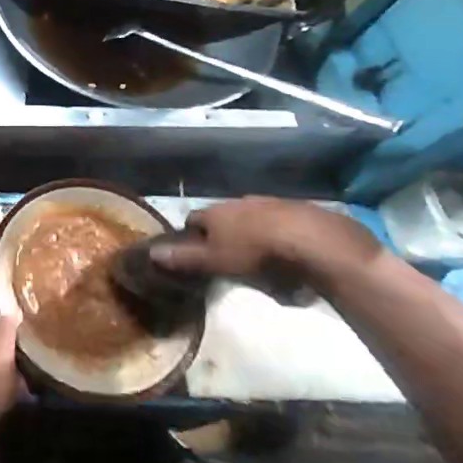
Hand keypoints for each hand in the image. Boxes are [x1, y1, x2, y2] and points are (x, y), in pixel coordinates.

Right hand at [150, 197, 382, 287]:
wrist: (311, 239)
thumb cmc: (254, 252)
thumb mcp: (214, 260)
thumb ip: (184, 258)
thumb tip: (151, 252)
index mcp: (215, 212)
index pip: (192, 218)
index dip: (189, 233)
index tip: (191, 249)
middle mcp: (239, 202)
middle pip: (222, 215)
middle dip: (222, 232)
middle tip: (225, 255)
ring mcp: (269, 202)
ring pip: (251, 216)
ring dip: (249, 231)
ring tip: (256, 254)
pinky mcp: (297, 209)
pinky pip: (278, 221)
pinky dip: (276, 233)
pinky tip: (284, 250)